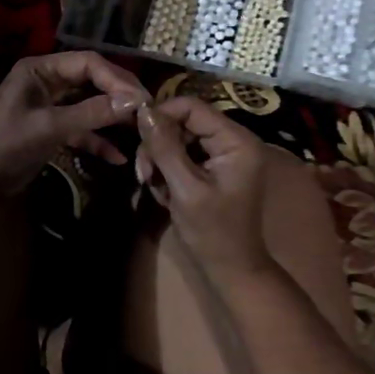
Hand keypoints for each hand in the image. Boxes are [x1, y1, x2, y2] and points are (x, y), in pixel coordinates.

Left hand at [0, 52, 149, 194]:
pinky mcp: (50, 130)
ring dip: (112, 119)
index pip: (88, 63)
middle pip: (92, 81)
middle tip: (148, 113)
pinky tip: (118, 157)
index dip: (117, 79)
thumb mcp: (50, 128)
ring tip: (140, 132)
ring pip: (89, 105)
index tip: (142, 100)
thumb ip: (91, 113)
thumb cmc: (6, 145)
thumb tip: (135, 103)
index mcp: (38, 69)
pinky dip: (97, 140)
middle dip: (119, 98)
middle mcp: (45, 81)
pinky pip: (81, 129)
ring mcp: (48, 106)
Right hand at [134, 97, 272, 275]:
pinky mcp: (213, 168)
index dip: (161, 117)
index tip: (137, 140)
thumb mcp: (184, 187)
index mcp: (236, 141)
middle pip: (183, 122)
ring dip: (158, 159)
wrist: (229, 266)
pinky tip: (163, 191)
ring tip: (152, 185)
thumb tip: (143, 111)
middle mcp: (233, 141)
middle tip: (143, 173)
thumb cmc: (211, 230)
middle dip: (158, 144)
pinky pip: (182, 154)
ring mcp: (223, 155)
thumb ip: (165, 147)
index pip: (192, 107)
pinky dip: (166, 169)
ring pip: (178, 138)